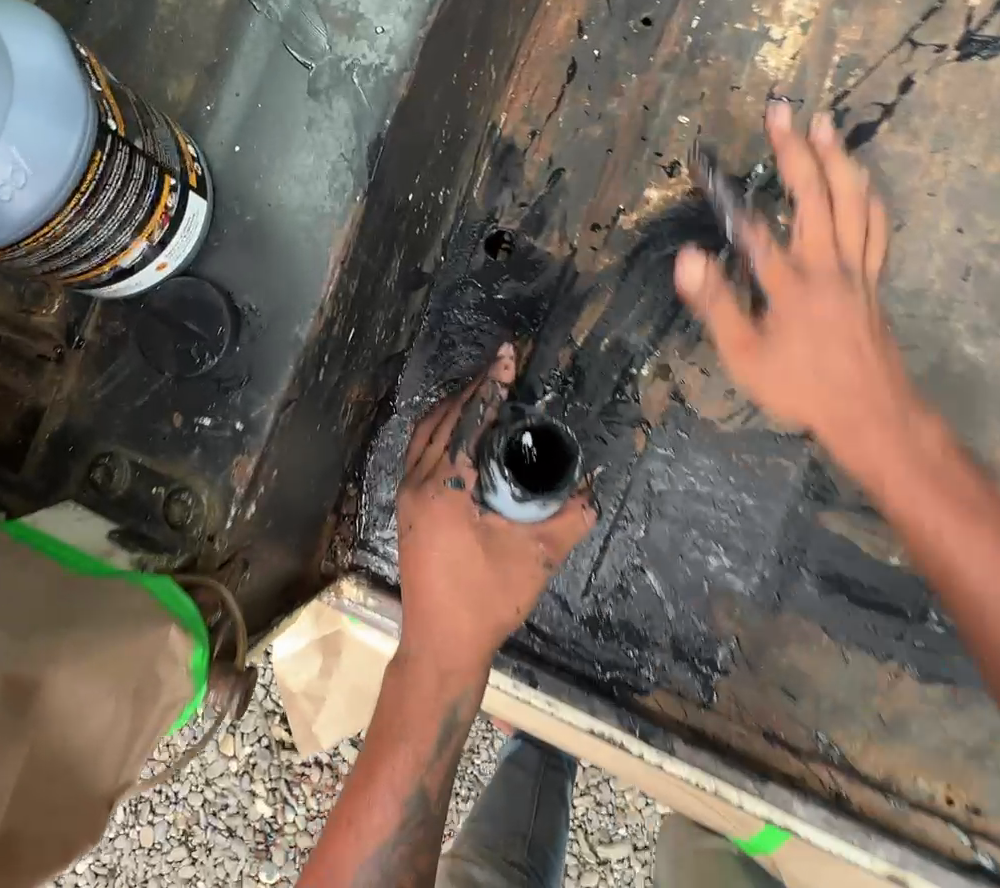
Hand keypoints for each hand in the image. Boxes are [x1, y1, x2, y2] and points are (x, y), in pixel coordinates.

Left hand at [395, 345, 595, 677]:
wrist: (440, 643)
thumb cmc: (486, 601)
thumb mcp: (536, 558)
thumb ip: (570, 519)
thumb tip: (595, 488)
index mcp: (444, 489)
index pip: (467, 422)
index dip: (490, 387)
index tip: (506, 357)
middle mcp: (416, 484)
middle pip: (441, 420)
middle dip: (471, 390)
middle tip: (500, 369)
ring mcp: (405, 496)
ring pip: (423, 434)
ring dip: (451, 408)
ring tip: (483, 392)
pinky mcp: (404, 509)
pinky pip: (417, 452)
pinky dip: (437, 431)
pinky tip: (459, 432)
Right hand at [674, 102, 922, 462]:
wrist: (871, 412)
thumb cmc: (800, 389)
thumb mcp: (745, 357)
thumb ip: (716, 305)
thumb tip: (688, 258)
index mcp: (791, 286)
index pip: (757, 231)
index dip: (733, 197)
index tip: (712, 167)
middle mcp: (828, 267)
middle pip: (816, 198)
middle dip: (797, 151)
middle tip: (782, 111)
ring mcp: (857, 271)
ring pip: (855, 203)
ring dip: (838, 160)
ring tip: (824, 125)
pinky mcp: (874, 280)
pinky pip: (876, 227)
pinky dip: (868, 197)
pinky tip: (862, 180)